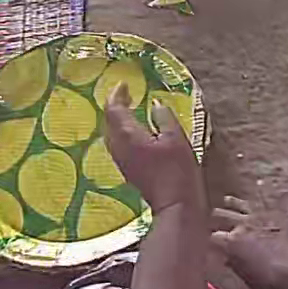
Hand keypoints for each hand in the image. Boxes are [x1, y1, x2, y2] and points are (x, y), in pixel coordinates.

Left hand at [101, 83, 205, 217]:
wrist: (176, 204)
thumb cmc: (178, 170)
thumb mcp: (176, 138)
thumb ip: (164, 117)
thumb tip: (155, 105)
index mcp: (129, 137)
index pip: (115, 111)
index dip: (117, 95)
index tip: (123, 84)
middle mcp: (119, 148)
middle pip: (108, 123)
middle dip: (114, 106)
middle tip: (125, 94)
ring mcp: (122, 161)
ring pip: (111, 134)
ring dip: (116, 120)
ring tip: (127, 109)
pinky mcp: (128, 170)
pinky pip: (117, 144)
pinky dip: (120, 132)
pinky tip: (132, 131)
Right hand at [209, 196, 287, 288]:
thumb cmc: (273, 283)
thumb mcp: (248, 278)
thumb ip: (236, 265)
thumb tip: (227, 258)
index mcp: (232, 242)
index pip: (215, 238)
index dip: (212, 242)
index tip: (210, 244)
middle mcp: (244, 225)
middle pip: (225, 217)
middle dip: (218, 218)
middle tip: (212, 216)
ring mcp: (262, 217)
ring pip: (243, 205)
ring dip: (234, 202)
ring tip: (227, 199)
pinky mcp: (279, 214)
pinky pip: (268, 198)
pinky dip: (264, 189)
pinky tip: (260, 182)